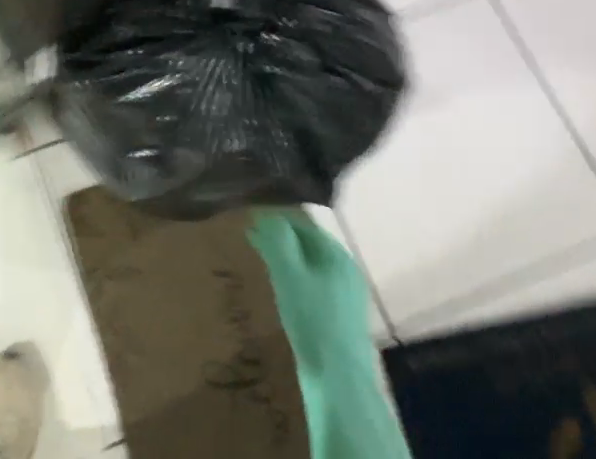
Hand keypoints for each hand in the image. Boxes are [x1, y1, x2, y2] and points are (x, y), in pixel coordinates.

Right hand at [248, 208, 373, 370]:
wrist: (339, 382)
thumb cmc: (312, 321)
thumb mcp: (288, 275)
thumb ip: (277, 241)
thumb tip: (265, 213)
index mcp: (336, 255)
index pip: (303, 223)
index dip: (276, 217)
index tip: (250, 218)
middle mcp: (346, 270)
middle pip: (309, 244)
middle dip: (281, 237)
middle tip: (251, 236)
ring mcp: (346, 295)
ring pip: (311, 265)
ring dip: (287, 258)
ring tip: (262, 259)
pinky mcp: (341, 317)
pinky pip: (314, 284)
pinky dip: (295, 278)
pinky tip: (282, 289)